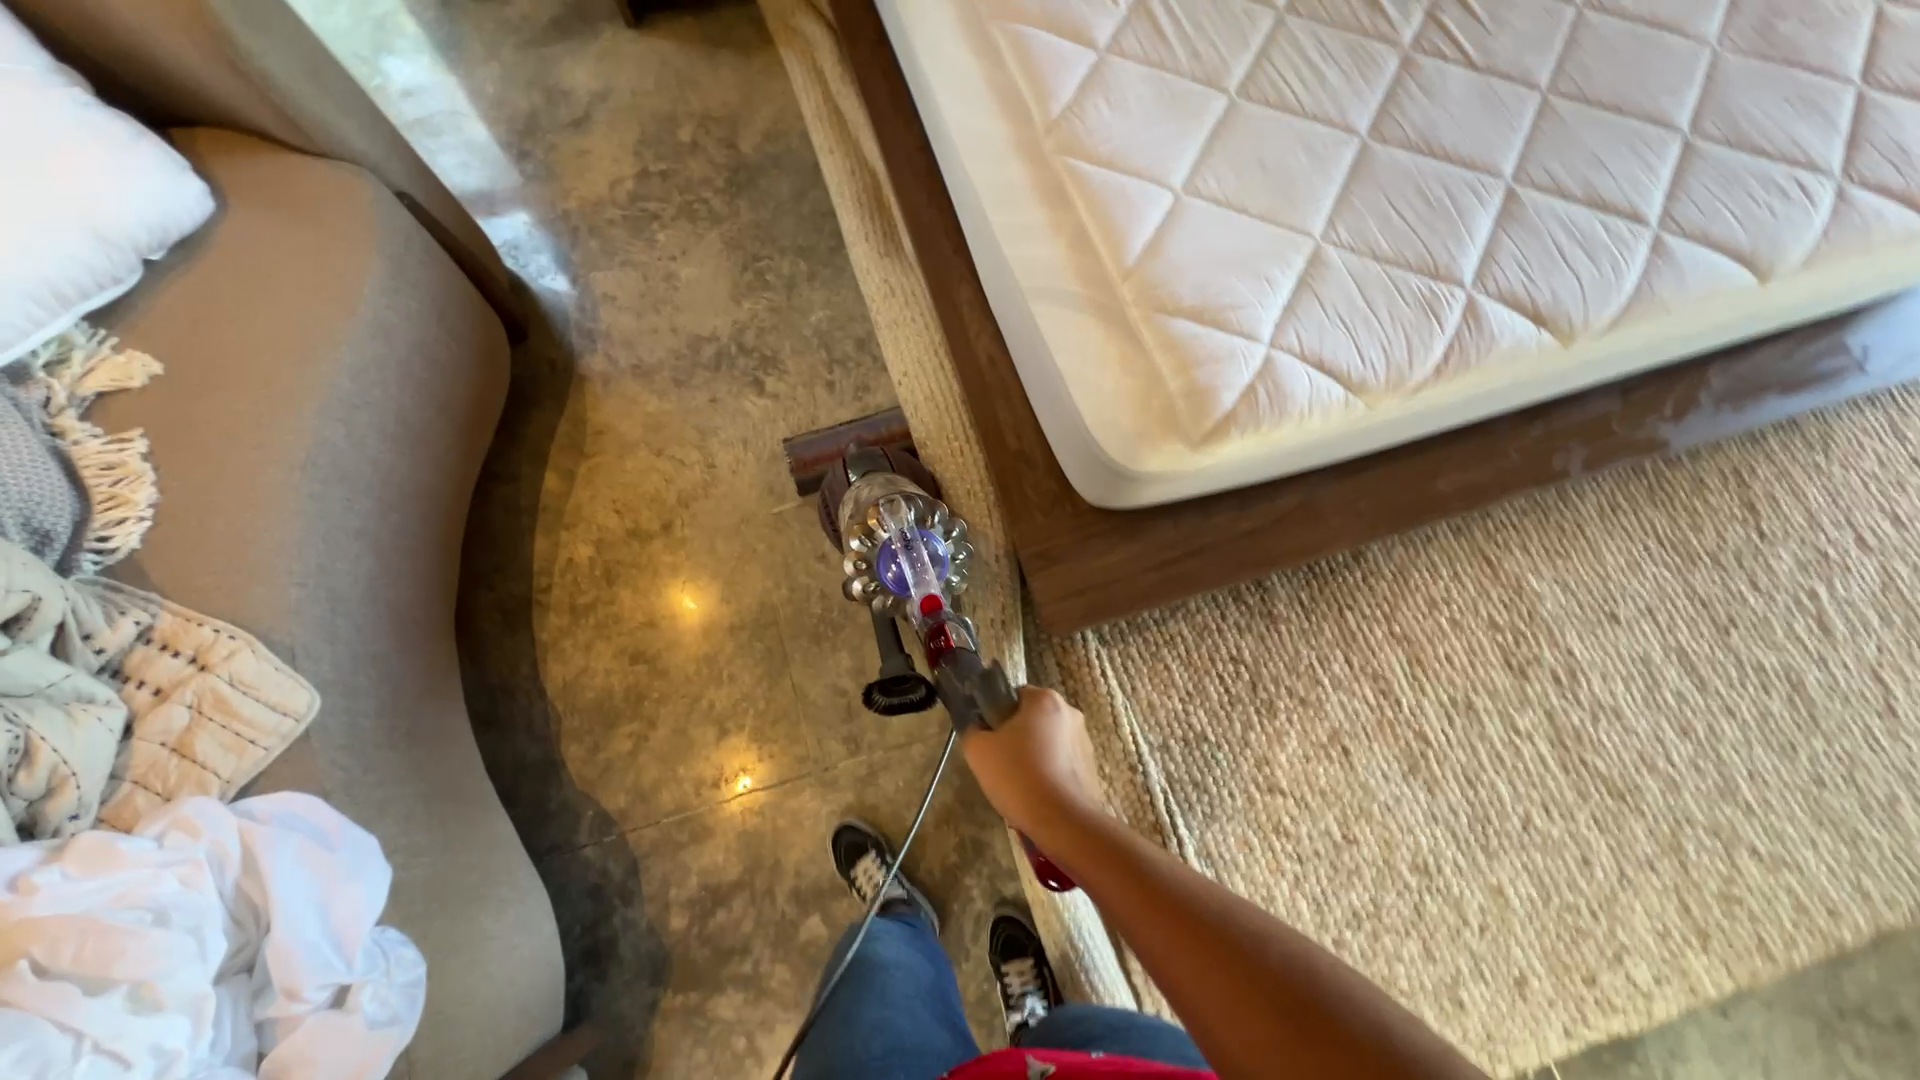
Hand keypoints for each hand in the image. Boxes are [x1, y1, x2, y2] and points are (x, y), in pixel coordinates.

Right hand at [961, 687, 1106, 839]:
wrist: (1061, 820)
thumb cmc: (1017, 776)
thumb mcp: (978, 750)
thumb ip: (972, 729)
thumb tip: (978, 727)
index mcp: (1045, 699)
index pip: (1014, 696)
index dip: (997, 716)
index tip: (990, 740)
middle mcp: (1070, 712)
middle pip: (1033, 719)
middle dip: (1017, 737)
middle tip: (1000, 764)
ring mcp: (1084, 740)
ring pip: (1048, 741)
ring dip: (1034, 755)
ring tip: (1020, 784)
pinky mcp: (1091, 766)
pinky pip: (1062, 762)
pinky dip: (1049, 772)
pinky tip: (1038, 794)